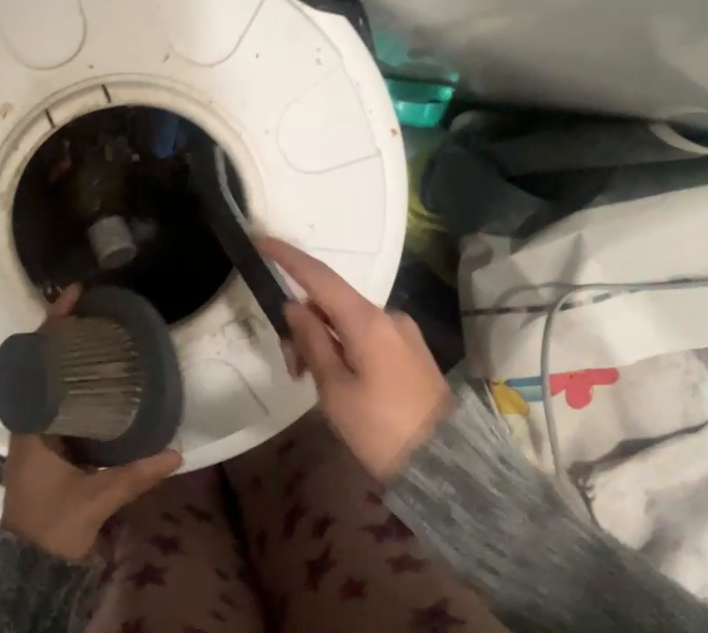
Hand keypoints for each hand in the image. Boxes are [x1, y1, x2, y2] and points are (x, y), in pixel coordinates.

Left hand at [0, 285, 182, 559]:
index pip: (36, 359)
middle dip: (66, 334)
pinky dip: (77, 384)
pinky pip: (60, 401)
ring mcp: (37, 432)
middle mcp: (29, 419)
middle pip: (43, 363)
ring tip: (102, 333)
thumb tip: (175, 453)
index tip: (74, 295)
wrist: (32, 563)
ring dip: (71, 357)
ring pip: (51, 381)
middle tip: (97, 310)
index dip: (53, 324)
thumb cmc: (54, 523)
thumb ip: (134, 475)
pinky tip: (101, 380)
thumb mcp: (95, 498)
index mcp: (30, 423)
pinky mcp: (47, 446)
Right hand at [260, 237, 452, 478]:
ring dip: (324, 342)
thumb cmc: (381, 428)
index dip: (288, 258)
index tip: (261, 242)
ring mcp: (403, 334)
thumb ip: (311, 341)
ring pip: (348, 322)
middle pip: (331, 303)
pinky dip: (345, 348)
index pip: (319, 277)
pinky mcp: (411, 352)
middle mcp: (388, 316)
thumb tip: (294, 306)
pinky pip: (367, 336)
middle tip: (292, 369)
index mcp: (367, 321)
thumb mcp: (334, 389)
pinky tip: (340, 382)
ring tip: (315, 385)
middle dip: (304, 325)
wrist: (446, 466)